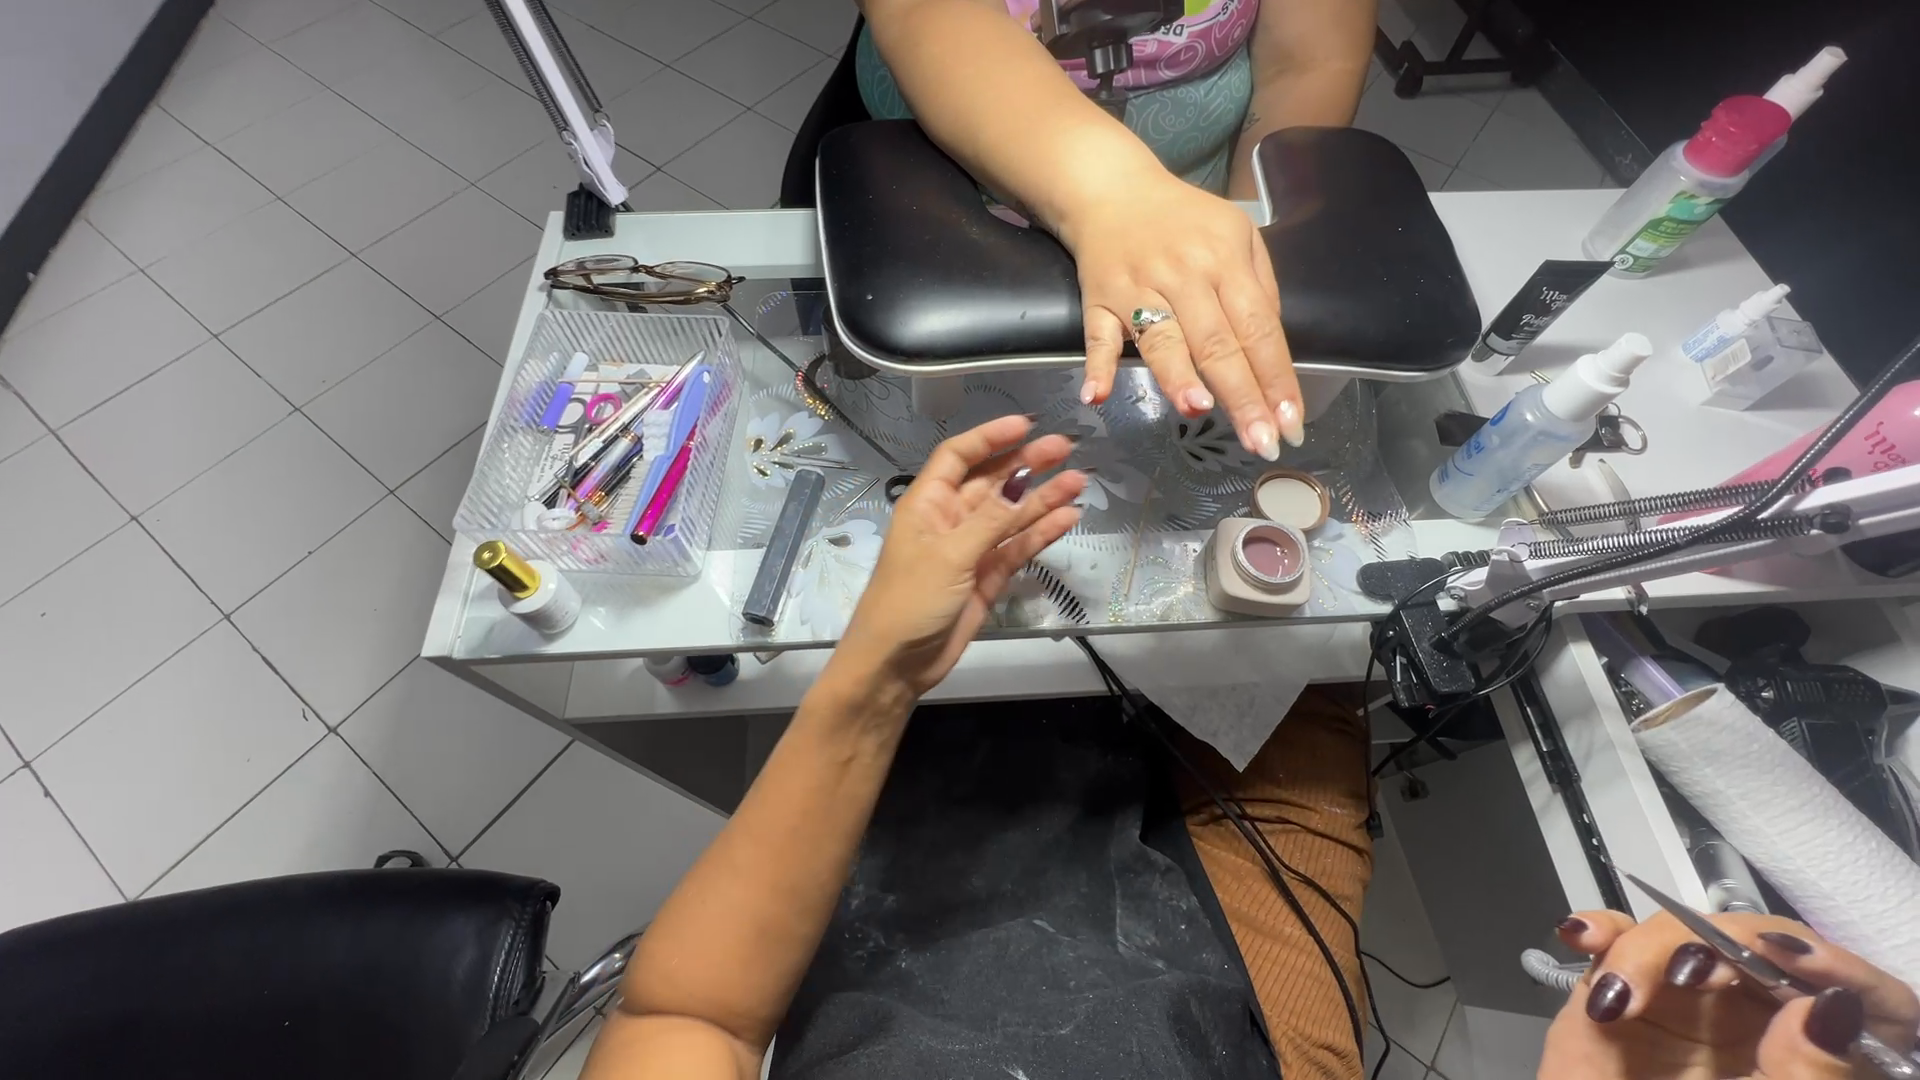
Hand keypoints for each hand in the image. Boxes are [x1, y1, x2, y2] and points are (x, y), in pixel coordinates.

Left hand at [835, 416, 1085, 697]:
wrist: (896, 664)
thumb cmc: (909, 601)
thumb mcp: (948, 555)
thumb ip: (989, 520)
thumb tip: (1023, 483)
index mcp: (927, 504)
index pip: (958, 456)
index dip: (990, 437)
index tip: (1027, 425)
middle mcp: (950, 520)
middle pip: (991, 482)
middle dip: (1026, 464)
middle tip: (1066, 448)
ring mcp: (971, 549)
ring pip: (1010, 515)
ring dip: (1042, 498)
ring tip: (1079, 481)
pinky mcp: (987, 578)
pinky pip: (1017, 548)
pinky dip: (1041, 534)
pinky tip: (1067, 518)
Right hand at [1059, 168, 1302, 462]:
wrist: (1112, 191)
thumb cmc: (1183, 221)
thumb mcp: (1237, 235)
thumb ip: (1258, 288)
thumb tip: (1267, 352)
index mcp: (1225, 260)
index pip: (1258, 328)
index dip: (1275, 378)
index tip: (1290, 424)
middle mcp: (1184, 276)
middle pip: (1216, 343)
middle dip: (1241, 395)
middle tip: (1260, 441)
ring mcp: (1137, 290)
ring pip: (1161, 339)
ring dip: (1177, 375)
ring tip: (1197, 410)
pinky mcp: (1099, 301)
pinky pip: (1098, 336)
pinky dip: (1097, 366)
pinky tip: (1096, 395)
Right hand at [1537, 909, 1918, 1078]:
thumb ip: (1809, 1073)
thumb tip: (1829, 1005)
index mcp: (1813, 1047)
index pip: (1846, 985)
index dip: (1831, 960)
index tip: (1797, 959)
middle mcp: (1756, 1011)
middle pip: (1748, 941)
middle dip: (1715, 944)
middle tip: (1688, 975)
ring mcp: (1682, 992)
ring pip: (1673, 930)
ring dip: (1642, 948)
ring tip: (1623, 995)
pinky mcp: (1619, 981)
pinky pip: (1612, 932)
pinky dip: (1597, 927)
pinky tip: (1580, 939)